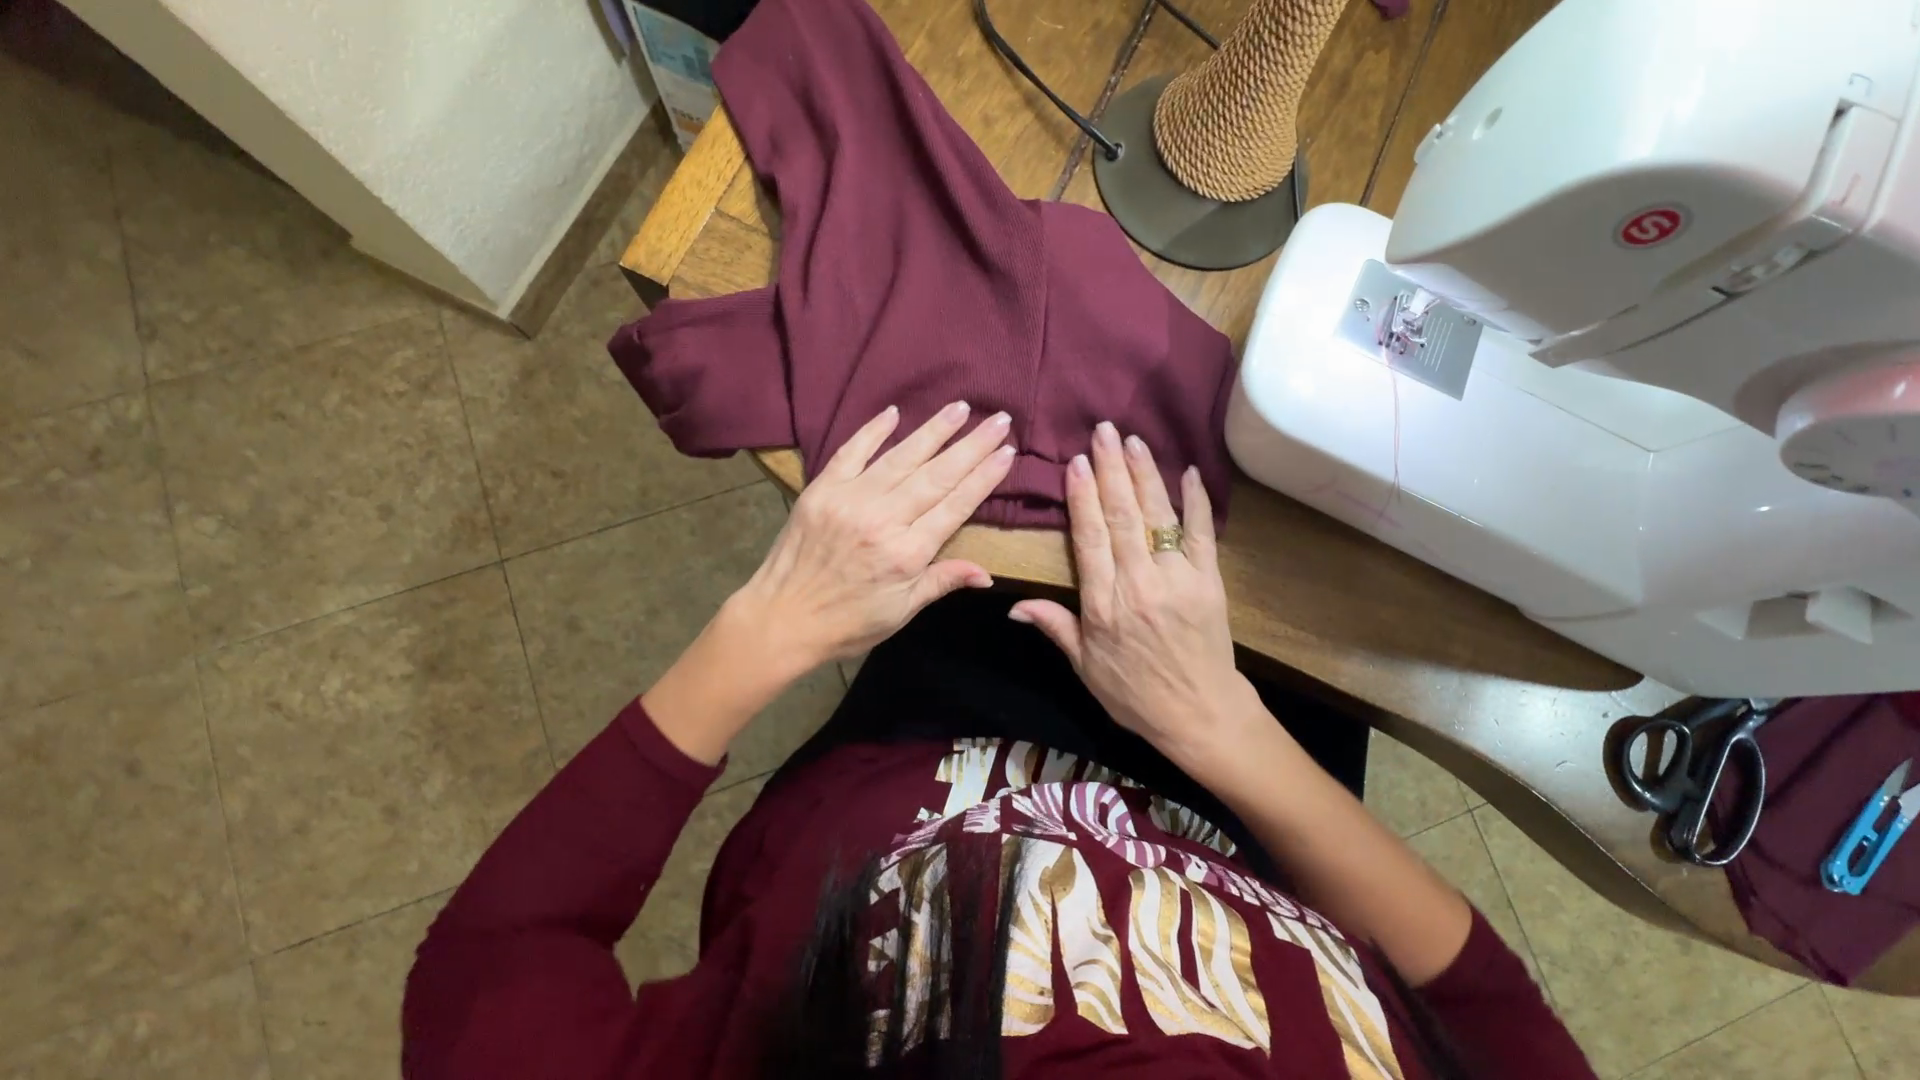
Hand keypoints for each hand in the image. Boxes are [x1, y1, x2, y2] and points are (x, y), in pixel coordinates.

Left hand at [732, 401, 1015, 670]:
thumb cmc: (846, 624)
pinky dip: (872, 431)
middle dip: (971, 445)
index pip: (955, 505)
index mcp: (907, 553)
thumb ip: (941, 582)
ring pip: (900, 457)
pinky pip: (851, 453)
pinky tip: (894, 412)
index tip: (1007, 452)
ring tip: (960, 407)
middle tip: (999, 419)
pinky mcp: (822, 491)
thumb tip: (986, 574)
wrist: (779, 620)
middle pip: (936, 475)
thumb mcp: (900, 612)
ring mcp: (850, 500)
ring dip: (933, 430)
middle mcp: (883, 519)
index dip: (984, 477)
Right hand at [1009, 422, 1260, 768]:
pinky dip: (1197, 502)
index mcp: (1103, 605)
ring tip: (1133, 441)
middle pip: (1123, 517)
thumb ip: (1055, 626)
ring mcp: (1178, 579)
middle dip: (1111, 471)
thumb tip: (1014, 604)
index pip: (1090, 540)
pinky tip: (1189, 473)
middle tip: (1104, 431)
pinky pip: (1203, 534)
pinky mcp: (1210, 581)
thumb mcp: (1085, 667)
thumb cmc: (1134, 694)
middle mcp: (1139, 584)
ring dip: (1145, 475)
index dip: (1083, 498)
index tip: (1076, 462)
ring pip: (1158, 517)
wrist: (1199, 714)